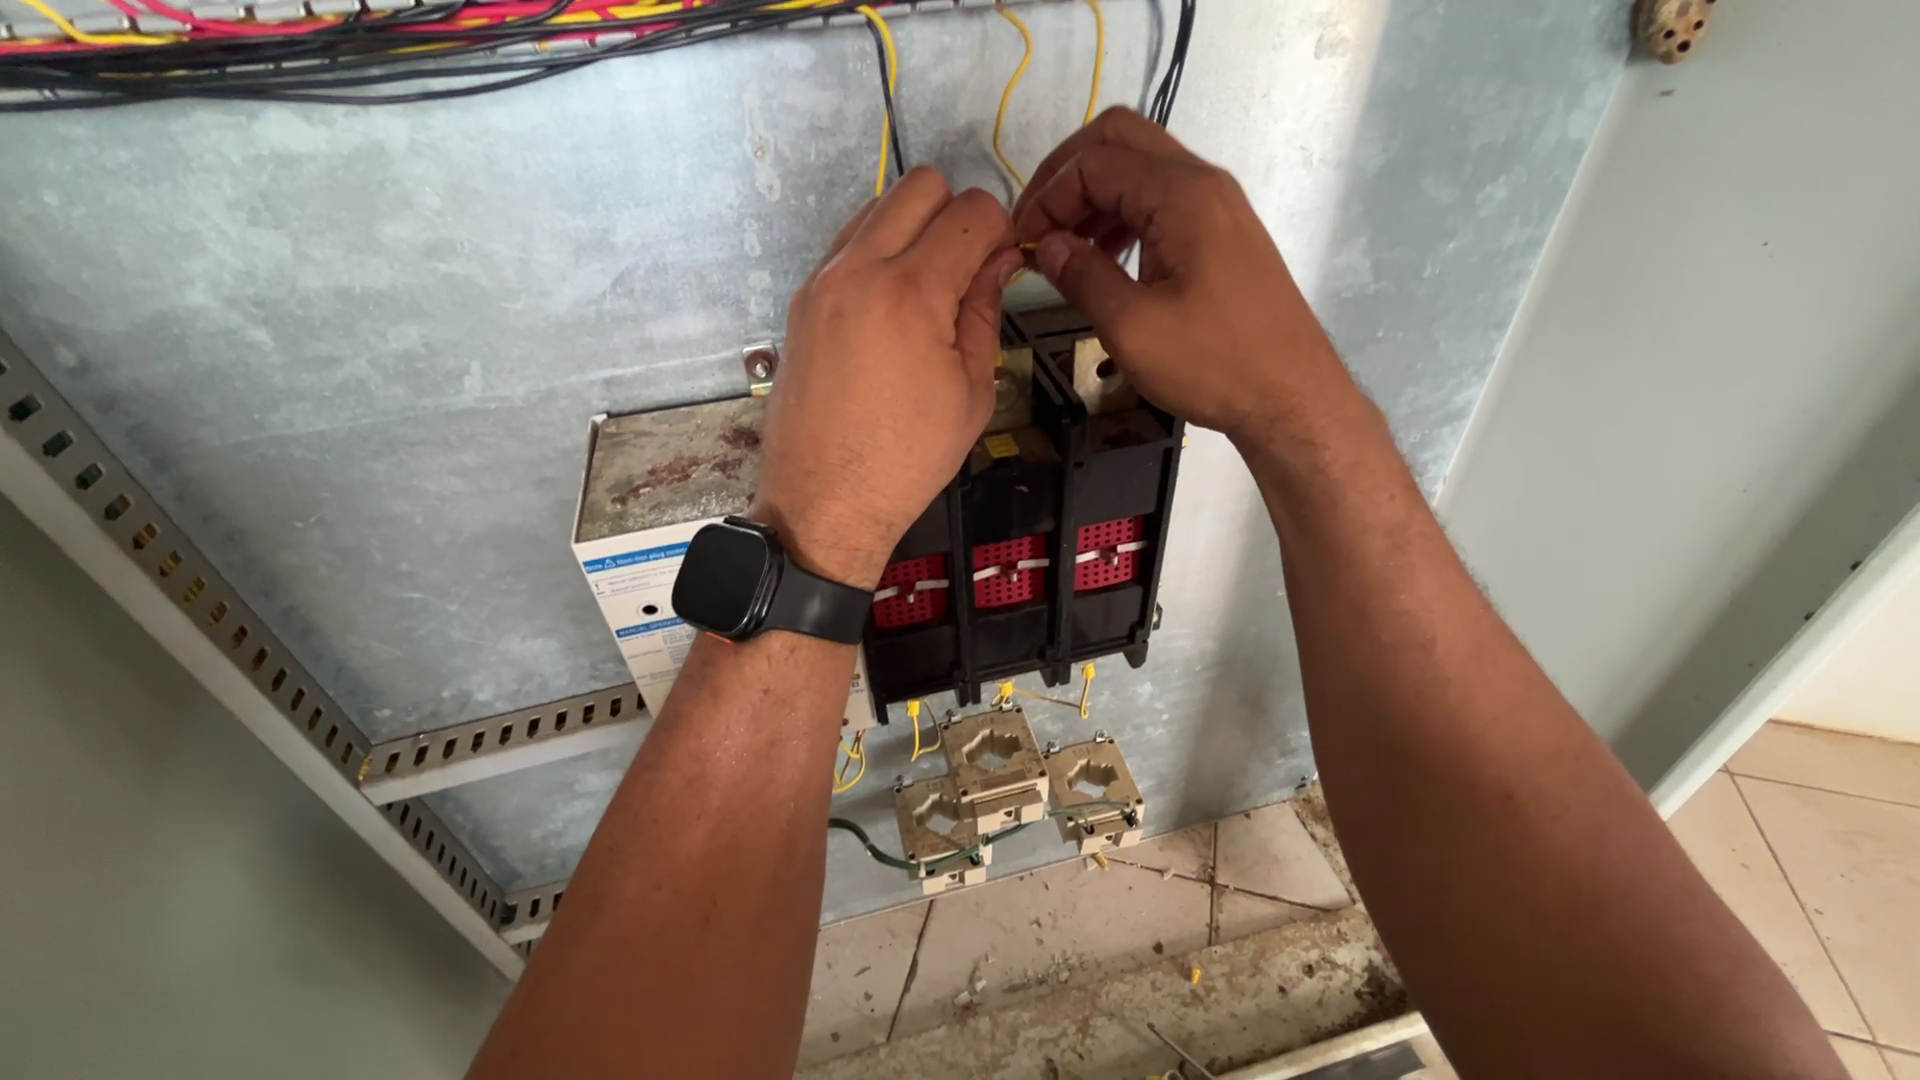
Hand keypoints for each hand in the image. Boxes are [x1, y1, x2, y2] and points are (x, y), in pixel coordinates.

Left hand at [755, 167, 1021, 589]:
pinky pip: (845, 245)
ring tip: (927, 289)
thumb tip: (997, 263)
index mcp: (910, 293)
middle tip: (967, 267)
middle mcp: (857, 269)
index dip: (1002, 230)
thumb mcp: (971, 392)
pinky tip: (890, 304)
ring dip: (913, 228)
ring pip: (876, 207)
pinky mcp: (801, 301)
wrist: (825, 502)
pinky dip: (876, 252)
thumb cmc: (908, 460)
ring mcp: (821, 281)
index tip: (1004, 263)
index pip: (972, 212)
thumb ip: (984, 313)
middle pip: (919, 185)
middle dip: (956, 213)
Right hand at [1011, 108, 1350, 445]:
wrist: (1291, 395)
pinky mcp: (1222, 234)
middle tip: (1036, 225)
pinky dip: (1122, 216)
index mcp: (1181, 196)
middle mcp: (1202, 184)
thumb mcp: (1131, 327)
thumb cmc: (1212, 364)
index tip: (1022, 244)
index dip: (1048, 196)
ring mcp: (1217, 206)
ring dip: (1094, 197)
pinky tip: (1105, 261)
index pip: (1095, 161)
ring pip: (1141, 168)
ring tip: (1065, 250)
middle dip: (1067, 175)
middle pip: (1121, 140)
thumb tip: (1044, 246)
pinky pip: (1161, 201)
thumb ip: (1082, 276)